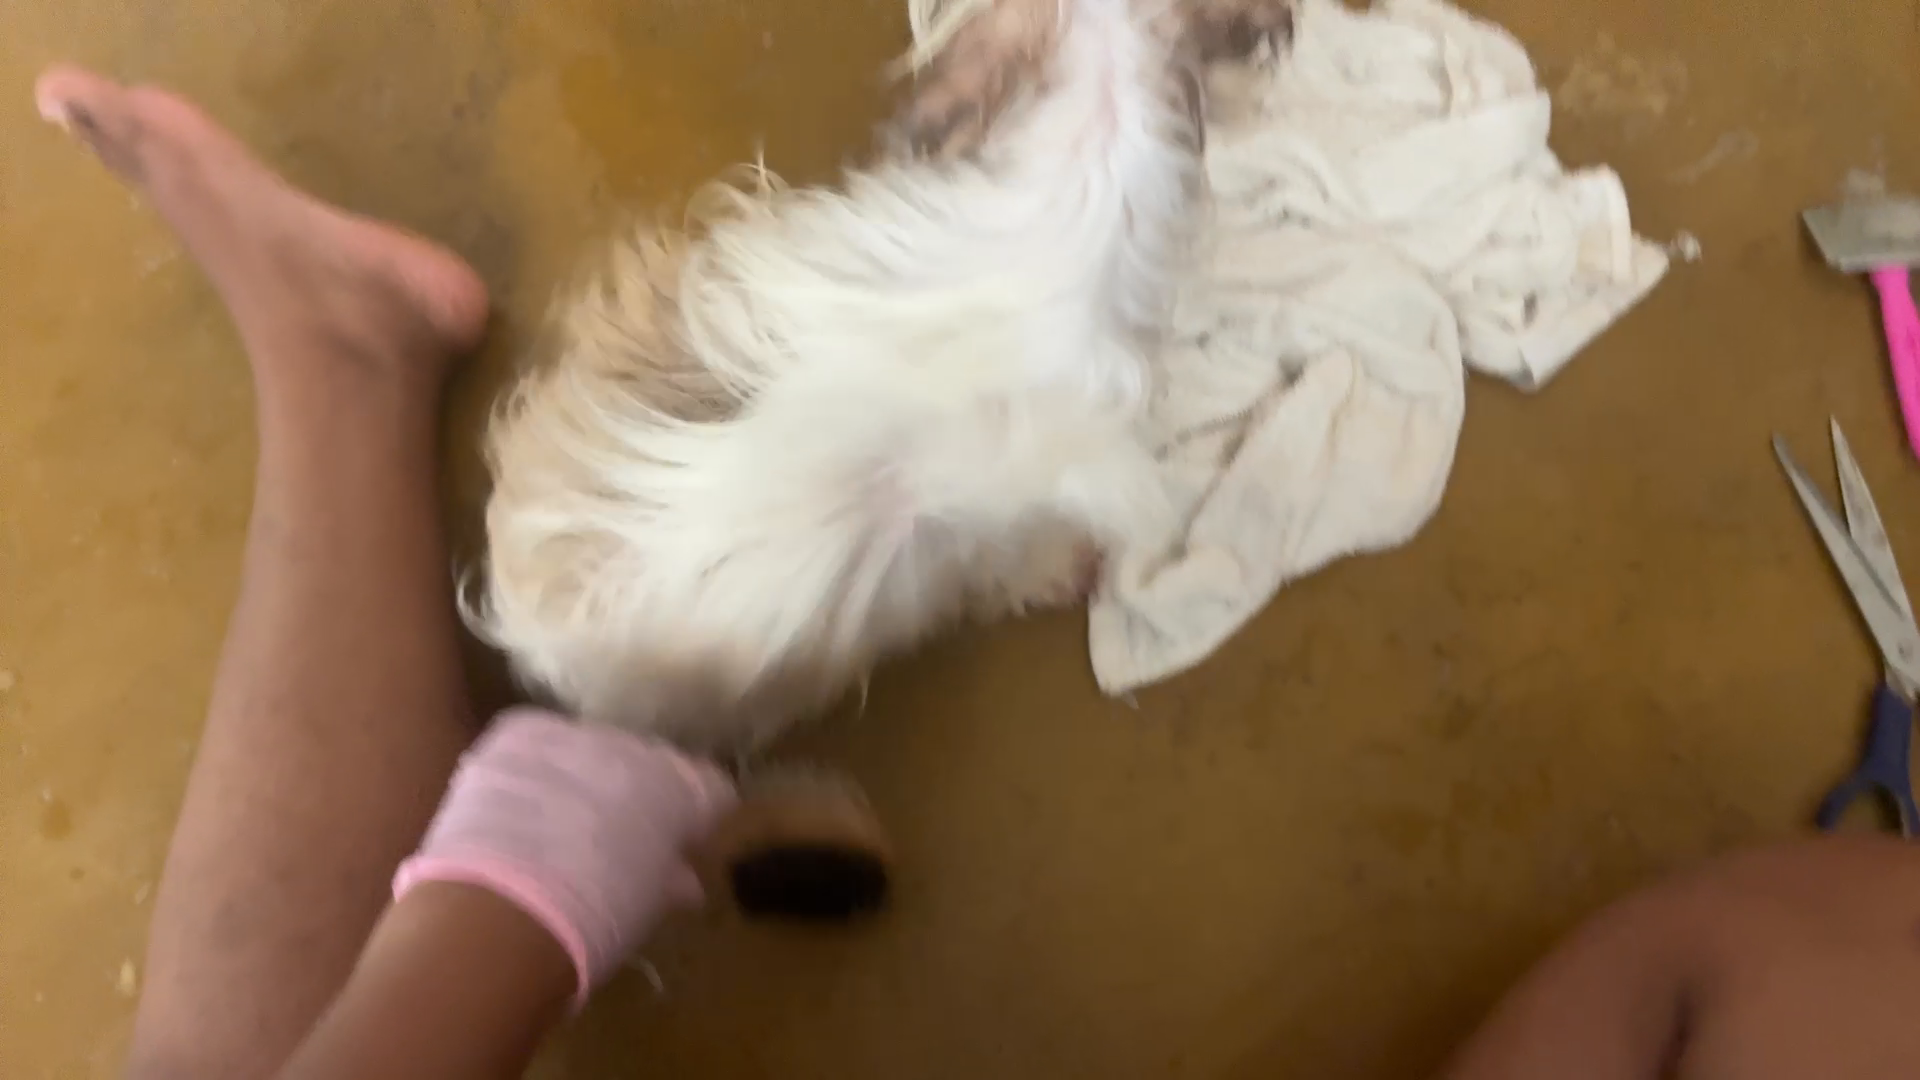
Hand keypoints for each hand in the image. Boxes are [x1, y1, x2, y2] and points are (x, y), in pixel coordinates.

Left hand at [394, 707, 735, 1004]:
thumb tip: (685, 880)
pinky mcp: (524, 735)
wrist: (498, 916)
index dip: (697, 815)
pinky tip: (517, 804)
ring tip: (558, 824)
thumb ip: (672, 878)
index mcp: (684, 789)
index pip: (711, 786)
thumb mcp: (649, 905)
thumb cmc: (595, 920)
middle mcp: (640, 749)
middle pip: (650, 763)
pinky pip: (539, 739)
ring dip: (586, 779)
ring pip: (593, 750)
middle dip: (638, 794)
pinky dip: (535, 765)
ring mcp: (580, 736)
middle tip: (615, 838)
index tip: (680, 843)